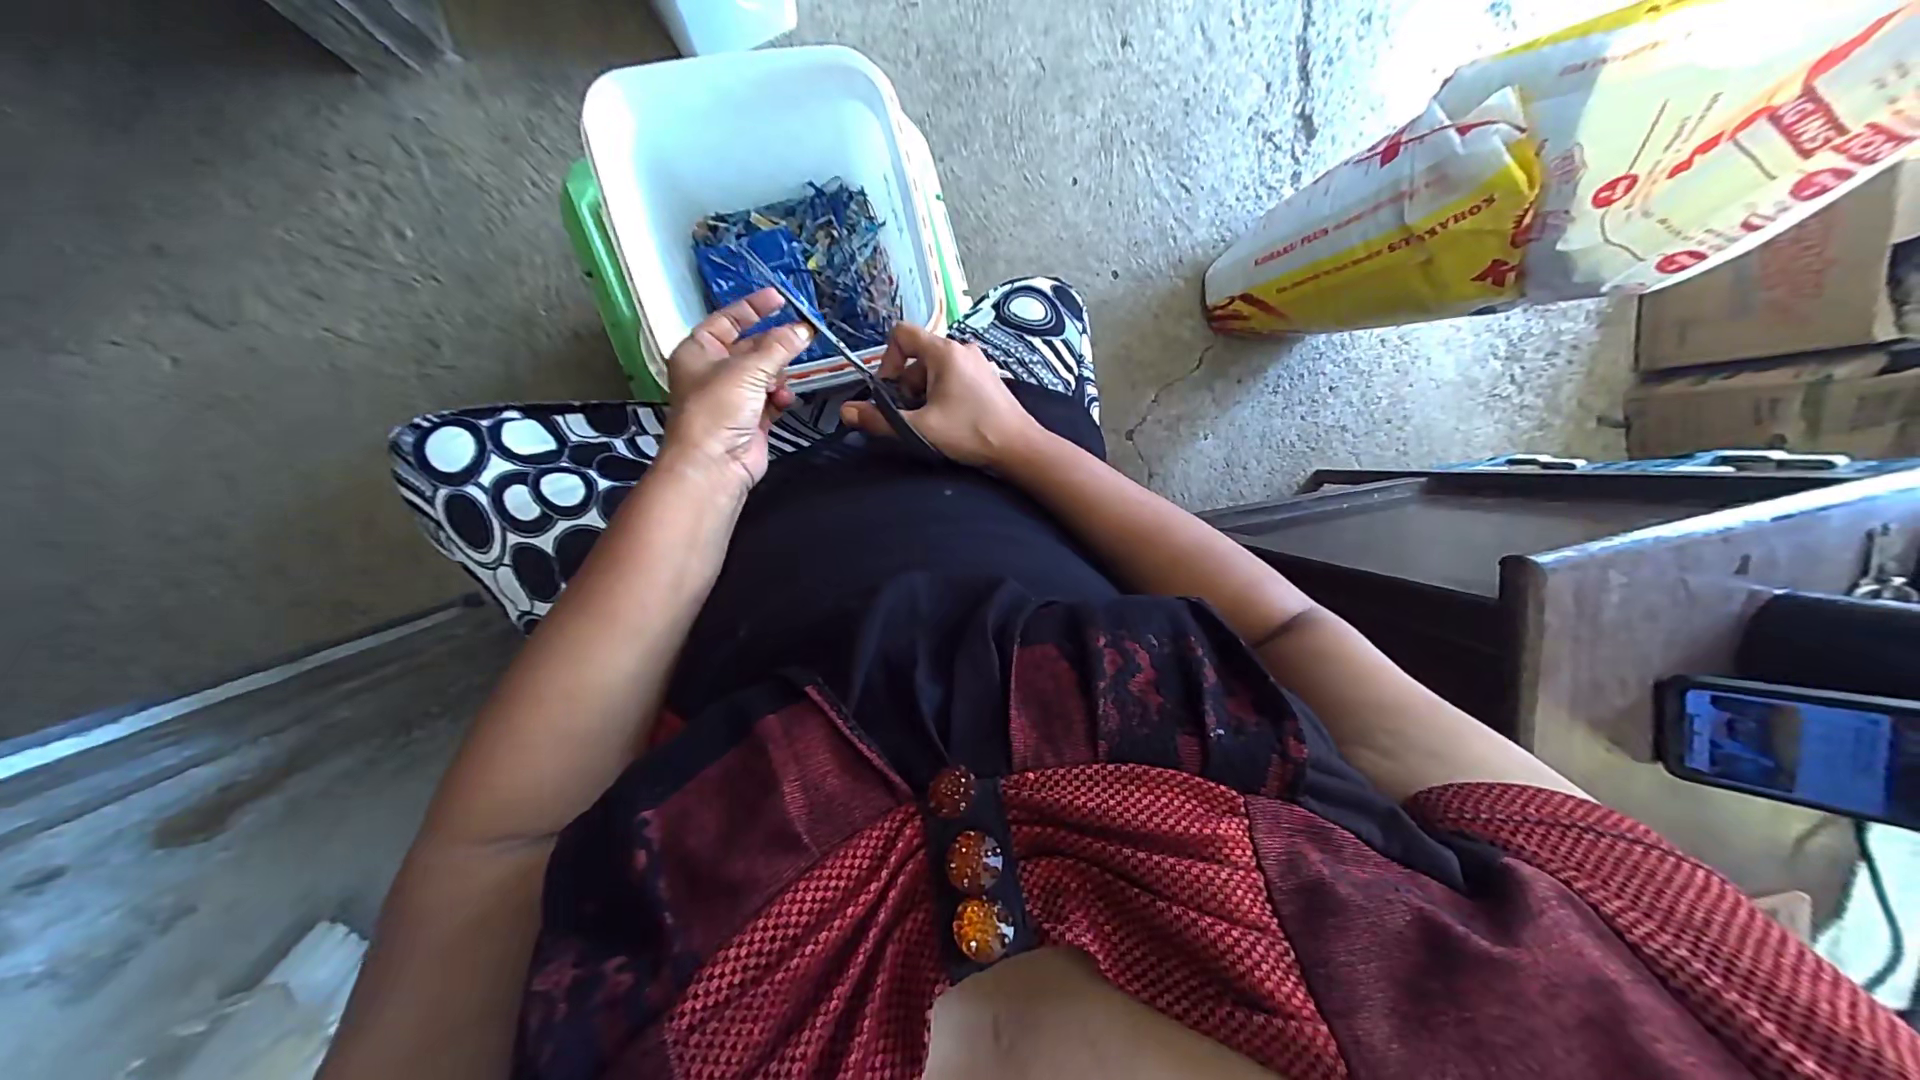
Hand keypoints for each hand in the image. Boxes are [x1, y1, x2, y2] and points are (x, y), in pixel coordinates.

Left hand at [663, 288, 812, 492]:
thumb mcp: (748, 369)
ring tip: (780, 384)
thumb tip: (803, 330)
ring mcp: (733, 396)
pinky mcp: (751, 418)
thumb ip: (779, 346)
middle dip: (775, 347)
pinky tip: (782, 402)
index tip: (778, 298)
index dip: (752, 307)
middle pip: (752, 348)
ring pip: (766, 374)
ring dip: (779, 377)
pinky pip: (772, 398)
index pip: (728, 319)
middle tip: (801, 338)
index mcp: (698, 351)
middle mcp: (714, 371)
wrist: (715, 464)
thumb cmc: (717, 410)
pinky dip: (780, 398)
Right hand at [838, 323, 1044, 467]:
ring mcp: (976, 364)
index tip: (890, 390)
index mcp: (945, 352)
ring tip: (933, 421)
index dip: (887, 360)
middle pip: (917, 357)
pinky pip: (952, 379)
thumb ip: (880, 420)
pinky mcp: (985, 380)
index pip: (901, 334)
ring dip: (924, 394)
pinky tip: (949, 421)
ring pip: (934, 370)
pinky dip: (942, 396)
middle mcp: (962, 350)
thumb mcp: (920, 429)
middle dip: (907, 385)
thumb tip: (848, 412)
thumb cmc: (974, 434)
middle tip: (913, 414)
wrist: (1019, 448)